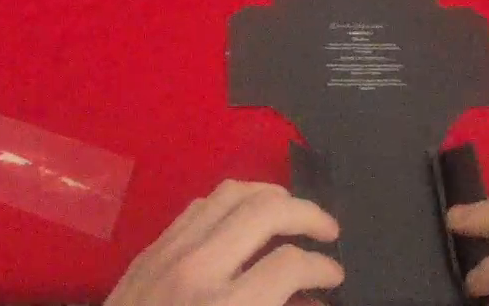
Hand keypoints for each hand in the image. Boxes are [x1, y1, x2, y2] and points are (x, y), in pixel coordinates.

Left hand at [106, 181, 343, 305]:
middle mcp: (199, 268)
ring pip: (230, 194)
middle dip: (305, 214)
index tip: (336, 275)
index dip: (322, 268)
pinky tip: (245, 215)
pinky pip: (200, 205)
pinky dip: (232, 201)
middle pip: (263, 212)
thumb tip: (311, 302)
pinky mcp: (152, 248)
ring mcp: (171, 251)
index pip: (288, 267)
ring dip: (269, 194)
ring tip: (293, 209)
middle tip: (329, 229)